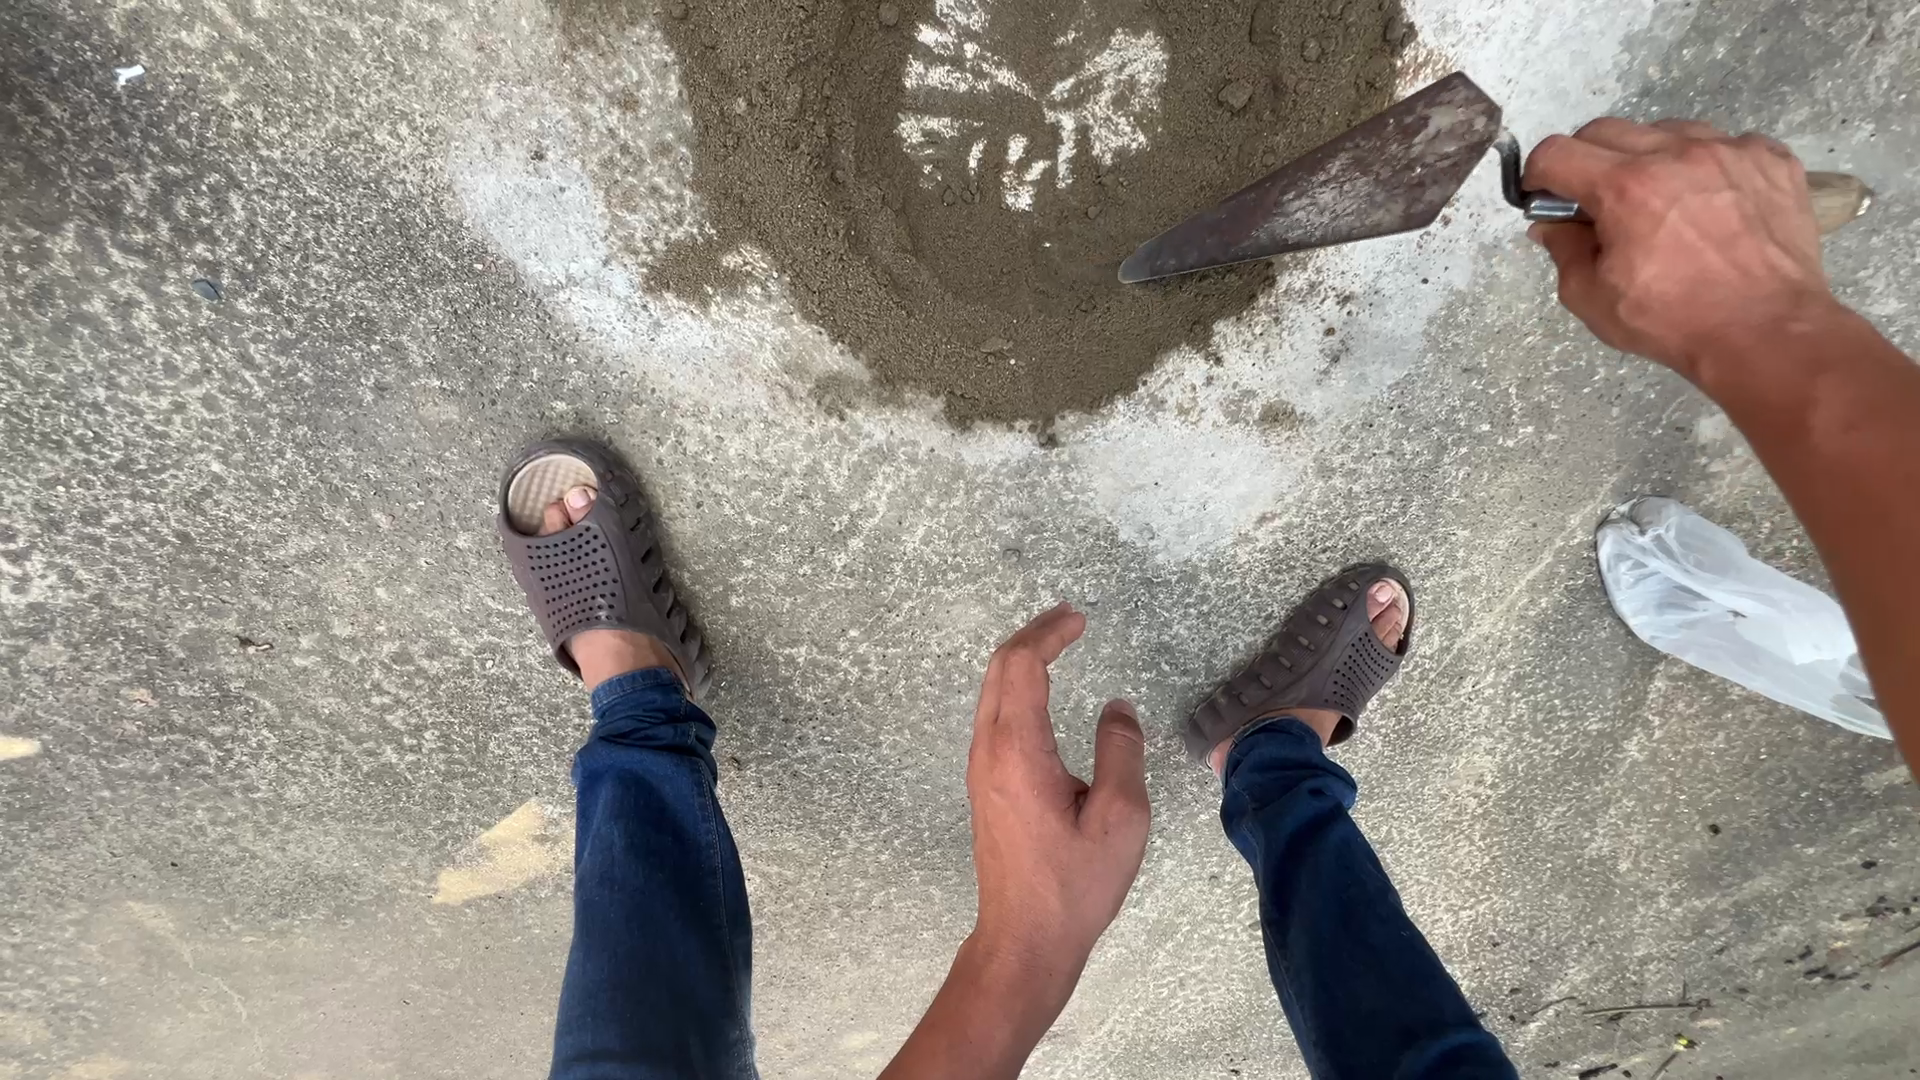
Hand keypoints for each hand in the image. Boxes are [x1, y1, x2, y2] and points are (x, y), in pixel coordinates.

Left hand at [966, 603, 1149, 980]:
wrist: (1022, 939)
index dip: (1049, 633)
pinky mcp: (983, 780)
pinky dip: (1015, 683)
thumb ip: (1121, 751)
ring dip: (1021, 657)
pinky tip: (1039, 688)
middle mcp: (988, 748)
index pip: (1023, 666)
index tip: (1080, 618)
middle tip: (1069, 617)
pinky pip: (993, 711)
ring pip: (991, 688)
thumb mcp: (1121, 818)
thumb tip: (1117, 707)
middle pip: (999, 667)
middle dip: (1032, 634)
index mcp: (1018, 749)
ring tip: (1058, 641)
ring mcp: (980, 764)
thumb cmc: (1074, 884)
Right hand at [1524, 118, 1838, 380]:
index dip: (1536, 174)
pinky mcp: (1771, 158)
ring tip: (1646, 203)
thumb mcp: (1586, 293)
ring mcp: (1732, 150)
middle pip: (1606, 130)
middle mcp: (1678, 154)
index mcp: (1626, 187)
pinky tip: (1695, 204)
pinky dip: (1694, 166)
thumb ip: (1563, 248)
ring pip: (1663, 131)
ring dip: (1640, 159)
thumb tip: (1551, 224)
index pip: (1557, 153)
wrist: (1761, 326)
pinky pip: (1719, 144)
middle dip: (1582, 162)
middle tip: (1586, 204)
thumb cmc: (1663, 316)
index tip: (1540, 199)